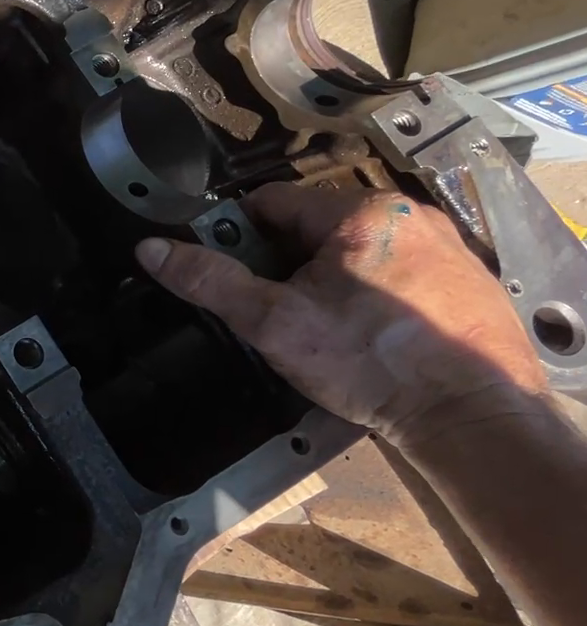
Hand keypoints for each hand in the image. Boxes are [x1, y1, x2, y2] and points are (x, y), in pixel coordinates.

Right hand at [133, 182, 546, 448]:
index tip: (226, 272)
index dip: (233, 235)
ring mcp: (446, 250)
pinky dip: (359, 292)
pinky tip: (354, 331)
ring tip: (307, 321)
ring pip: (347, 250)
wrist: (476, 422)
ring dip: (316, 277)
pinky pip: (387, 271)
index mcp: (364, 212)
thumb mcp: (272, 320)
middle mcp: (411, 218)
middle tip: (266, 304)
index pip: (268, 202)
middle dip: (276, 261)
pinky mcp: (464, 284)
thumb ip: (208, 279)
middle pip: (307, 226)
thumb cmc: (372, 362)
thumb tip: (150, 249)